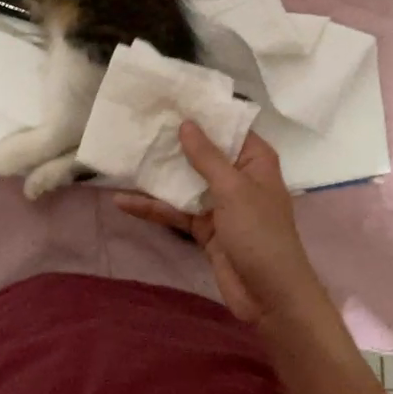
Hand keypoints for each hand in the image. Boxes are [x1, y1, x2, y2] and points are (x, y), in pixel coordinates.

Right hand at [115, 124, 325, 324]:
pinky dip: (152, 207)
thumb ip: (206, 157)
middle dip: (172, 140)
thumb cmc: (260, 234)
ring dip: (157, 173)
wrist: (270, 297)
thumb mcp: (233, 190)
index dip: (201, 112)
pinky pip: (175, 210)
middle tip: (138, 120)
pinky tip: (122, 201)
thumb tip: (186, 123)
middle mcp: (237, 176)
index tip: (169, 96)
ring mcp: (219, 203)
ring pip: (183, 180)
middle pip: (201, 152)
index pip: (227, 127)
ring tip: (124, 154)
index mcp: (254, 160)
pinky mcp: (204, 227)